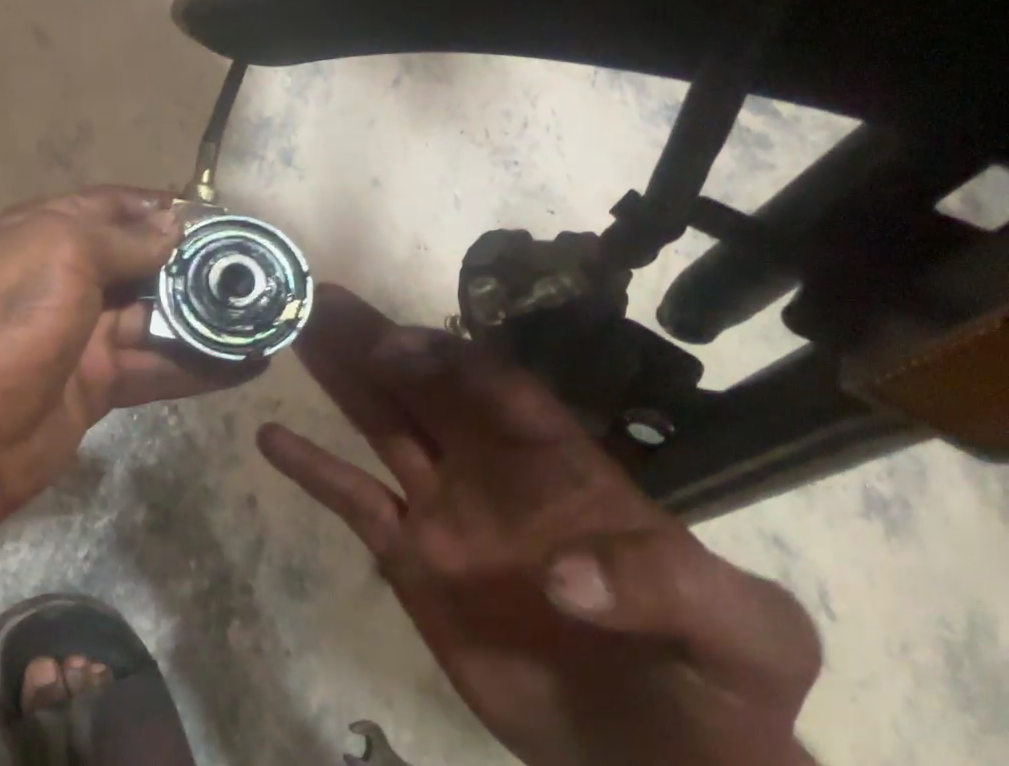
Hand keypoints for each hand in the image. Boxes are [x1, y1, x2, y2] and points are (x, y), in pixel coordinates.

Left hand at [0, 186, 261, 512]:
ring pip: (155, 318)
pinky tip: (249, 363)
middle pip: (141, 262)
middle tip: (260, 271)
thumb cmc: (10, 322)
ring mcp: (81, 333)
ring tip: (268, 316)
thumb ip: (123, 240)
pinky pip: (156, 367)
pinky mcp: (98, 382)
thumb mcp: (63, 254)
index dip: (164, 208)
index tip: (222, 218)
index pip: (113, 206)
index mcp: (45, 232)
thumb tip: (176, 226)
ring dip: (207, 318)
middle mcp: (64, 276)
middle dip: (196, 265)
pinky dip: (199, 366)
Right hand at [258, 284, 821, 765]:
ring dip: (339, 379)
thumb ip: (667, 588)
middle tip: (316, 295)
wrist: (654, 759)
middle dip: (373, 340)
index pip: (499, 389)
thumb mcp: (743, 636)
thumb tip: (563, 577)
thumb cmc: (712, 686)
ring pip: (381, 427)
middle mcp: (492, 471)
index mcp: (563, 465)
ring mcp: (446, 513)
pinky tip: (270, 436)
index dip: (448, 358)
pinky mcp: (412, 561)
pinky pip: (354, 503)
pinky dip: (313, 469)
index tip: (395, 342)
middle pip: (423, 389)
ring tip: (291, 331)